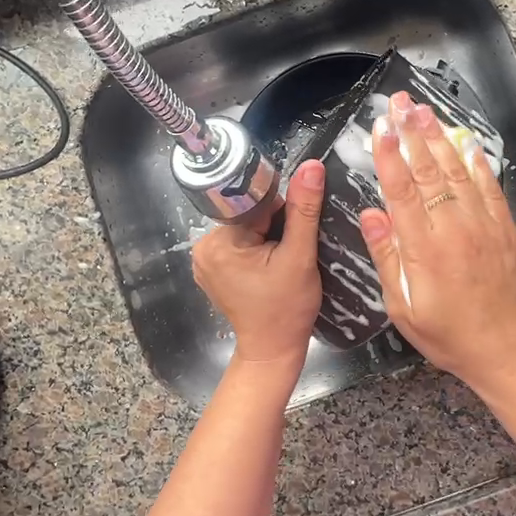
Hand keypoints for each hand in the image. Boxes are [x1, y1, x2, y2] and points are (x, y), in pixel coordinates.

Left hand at [191, 160, 326, 365]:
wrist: (273, 349)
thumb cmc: (287, 308)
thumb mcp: (300, 256)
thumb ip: (304, 209)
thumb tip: (311, 166)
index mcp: (219, 240)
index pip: (256, 203)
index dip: (282, 213)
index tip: (295, 233)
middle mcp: (204, 246)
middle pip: (250, 214)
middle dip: (274, 227)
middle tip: (290, 252)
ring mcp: (205, 260)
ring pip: (246, 227)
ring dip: (267, 237)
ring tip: (281, 262)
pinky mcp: (213, 270)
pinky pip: (240, 244)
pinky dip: (258, 249)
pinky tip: (269, 268)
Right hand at [359, 92, 515, 390]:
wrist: (504, 347)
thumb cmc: (447, 333)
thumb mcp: (403, 307)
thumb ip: (387, 257)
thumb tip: (371, 214)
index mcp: (425, 248)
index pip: (402, 190)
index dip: (389, 154)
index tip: (378, 126)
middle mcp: (455, 227)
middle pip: (429, 170)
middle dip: (411, 132)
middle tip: (399, 102)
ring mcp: (483, 224)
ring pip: (457, 171)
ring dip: (439, 137)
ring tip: (424, 110)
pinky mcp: (503, 227)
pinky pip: (489, 186)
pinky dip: (475, 161)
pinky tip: (464, 141)